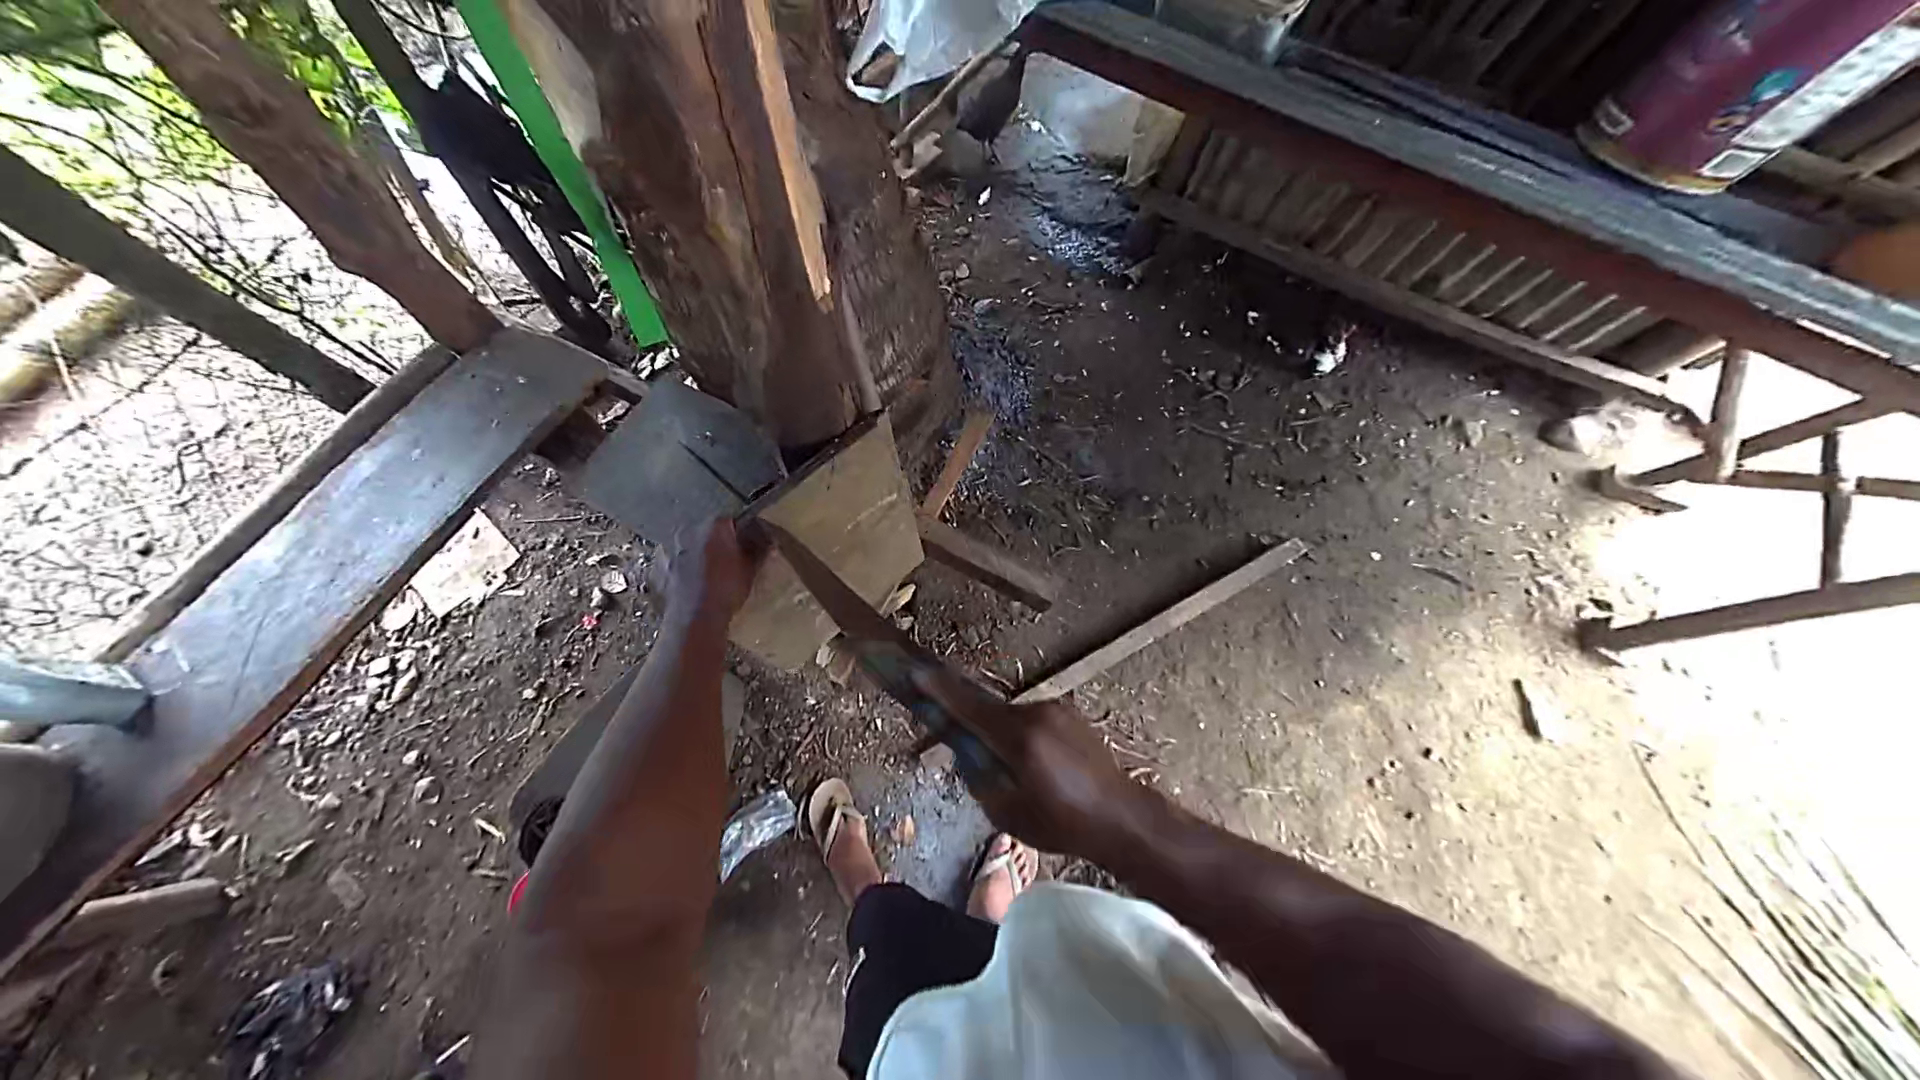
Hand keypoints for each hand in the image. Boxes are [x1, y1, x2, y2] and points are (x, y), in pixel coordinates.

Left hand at [664, 517, 763, 618]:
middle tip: (732, 556)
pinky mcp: (662, 567)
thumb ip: (760, 550)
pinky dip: (687, 567)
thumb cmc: (728, 588)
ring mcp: (672, 548)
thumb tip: (769, 541)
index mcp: (715, 526)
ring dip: (702, 553)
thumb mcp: (751, 569)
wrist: (697, 616)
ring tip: (714, 571)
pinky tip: (697, 581)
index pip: (731, 519)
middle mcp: (690, 530)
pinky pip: (679, 561)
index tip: (750, 542)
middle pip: (709, 530)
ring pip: (693, 545)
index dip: (742, 530)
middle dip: (720, 540)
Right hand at [911, 665, 1163, 860]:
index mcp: (1019, 738)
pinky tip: (1039, 766)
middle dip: (974, 727)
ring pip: (1011, 717)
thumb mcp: (1007, 811)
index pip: (968, 706)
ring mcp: (1056, 710)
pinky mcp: (1069, 713)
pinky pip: (1032, 719)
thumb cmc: (1062, 824)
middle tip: (972, 754)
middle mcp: (1036, 713)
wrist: (1121, 817)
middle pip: (988, 711)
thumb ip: (976, 774)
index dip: (939, 690)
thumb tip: (961, 746)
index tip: (916, 674)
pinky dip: (1023, 736)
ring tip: (1019, 774)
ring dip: (1002, 735)